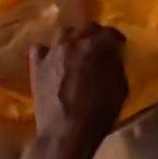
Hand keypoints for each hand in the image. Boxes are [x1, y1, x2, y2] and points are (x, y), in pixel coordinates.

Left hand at [29, 24, 128, 158]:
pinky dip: (48, 50)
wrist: (65, 132)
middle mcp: (73, 42)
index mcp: (96, 46)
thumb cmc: (98, 113)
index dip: (116, 38)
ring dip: (73, 37)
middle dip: (95, 34)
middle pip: (86, 26)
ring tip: (76, 49)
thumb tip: (113, 55)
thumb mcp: (120, 88)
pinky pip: (41, 47)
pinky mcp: (37, 64)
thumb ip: (117, 65)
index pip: (110, 32)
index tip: (119, 46)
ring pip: (63, 32)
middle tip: (99, 46)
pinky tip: (53, 58)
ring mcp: (53, 51)